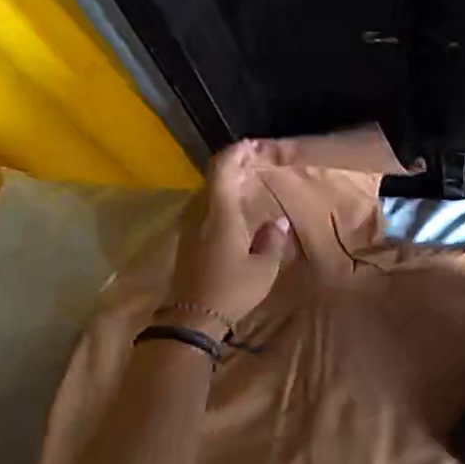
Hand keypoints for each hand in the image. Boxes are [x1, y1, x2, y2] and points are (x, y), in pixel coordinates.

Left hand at [166, 141, 296, 327]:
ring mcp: (191, 229)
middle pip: (214, 180)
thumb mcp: (263, 268)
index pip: (222, 170)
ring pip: (209, 196)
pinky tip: (237, 213)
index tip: (253, 145)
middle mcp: (201, 215)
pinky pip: (207, 212)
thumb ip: (271, 241)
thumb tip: (275, 223)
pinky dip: (222, 203)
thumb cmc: (232, 290)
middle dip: (234, 166)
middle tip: (256, 163)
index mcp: (220, 215)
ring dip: (227, 186)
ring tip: (249, 185)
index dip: (235, 153)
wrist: (193, 318)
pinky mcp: (189, 243)